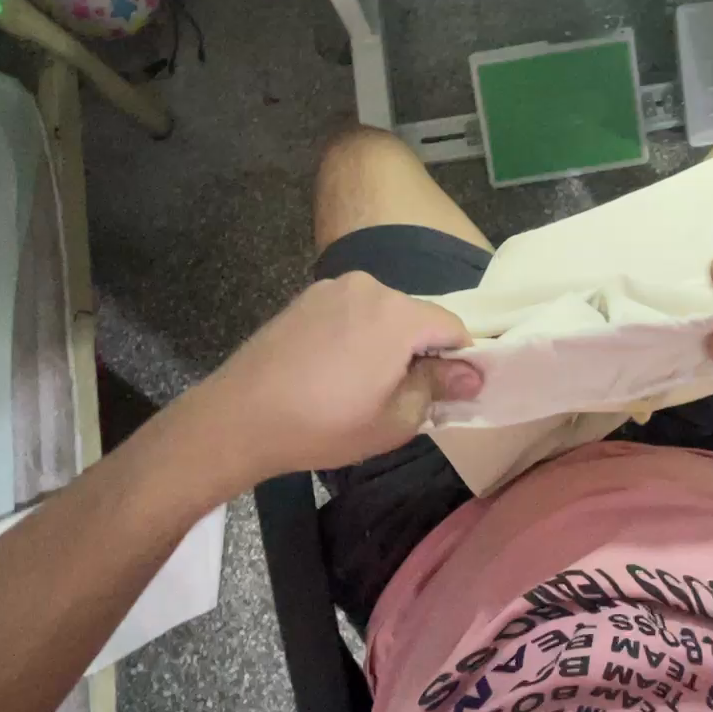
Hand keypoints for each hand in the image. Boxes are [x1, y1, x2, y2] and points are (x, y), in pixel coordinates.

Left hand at [177, 273, 481, 482]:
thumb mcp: (394, 419)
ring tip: (361, 383)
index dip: (458, 360)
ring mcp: (332, 288)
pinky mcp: (305, 298)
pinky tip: (333, 368)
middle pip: (416, 317)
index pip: (453, 326)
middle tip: (400, 394)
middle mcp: (370, 287)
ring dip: (385, 342)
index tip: (445, 392)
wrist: (239, 417)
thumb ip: (439, 387)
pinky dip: (355, 334)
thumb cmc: (325, 424)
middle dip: (419, 350)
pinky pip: (350, 312)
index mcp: (398, 314)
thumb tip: (474, 374)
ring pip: (382, 313)